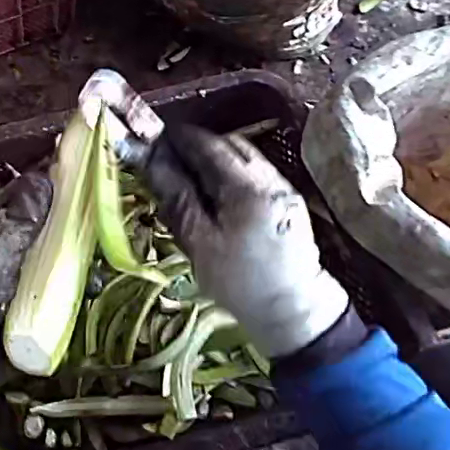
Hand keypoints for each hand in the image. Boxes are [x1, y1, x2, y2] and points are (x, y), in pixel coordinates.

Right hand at [142, 124, 348, 358]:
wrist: (295, 312)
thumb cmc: (240, 281)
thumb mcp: (199, 241)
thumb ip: (177, 196)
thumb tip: (154, 161)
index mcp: (247, 187)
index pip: (210, 146)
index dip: (181, 138)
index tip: (158, 136)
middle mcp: (271, 179)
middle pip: (231, 145)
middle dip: (199, 144)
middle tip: (170, 154)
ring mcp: (283, 189)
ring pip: (246, 158)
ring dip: (216, 158)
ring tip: (190, 172)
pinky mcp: (288, 202)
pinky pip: (255, 173)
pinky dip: (231, 172)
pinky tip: (216, 191)